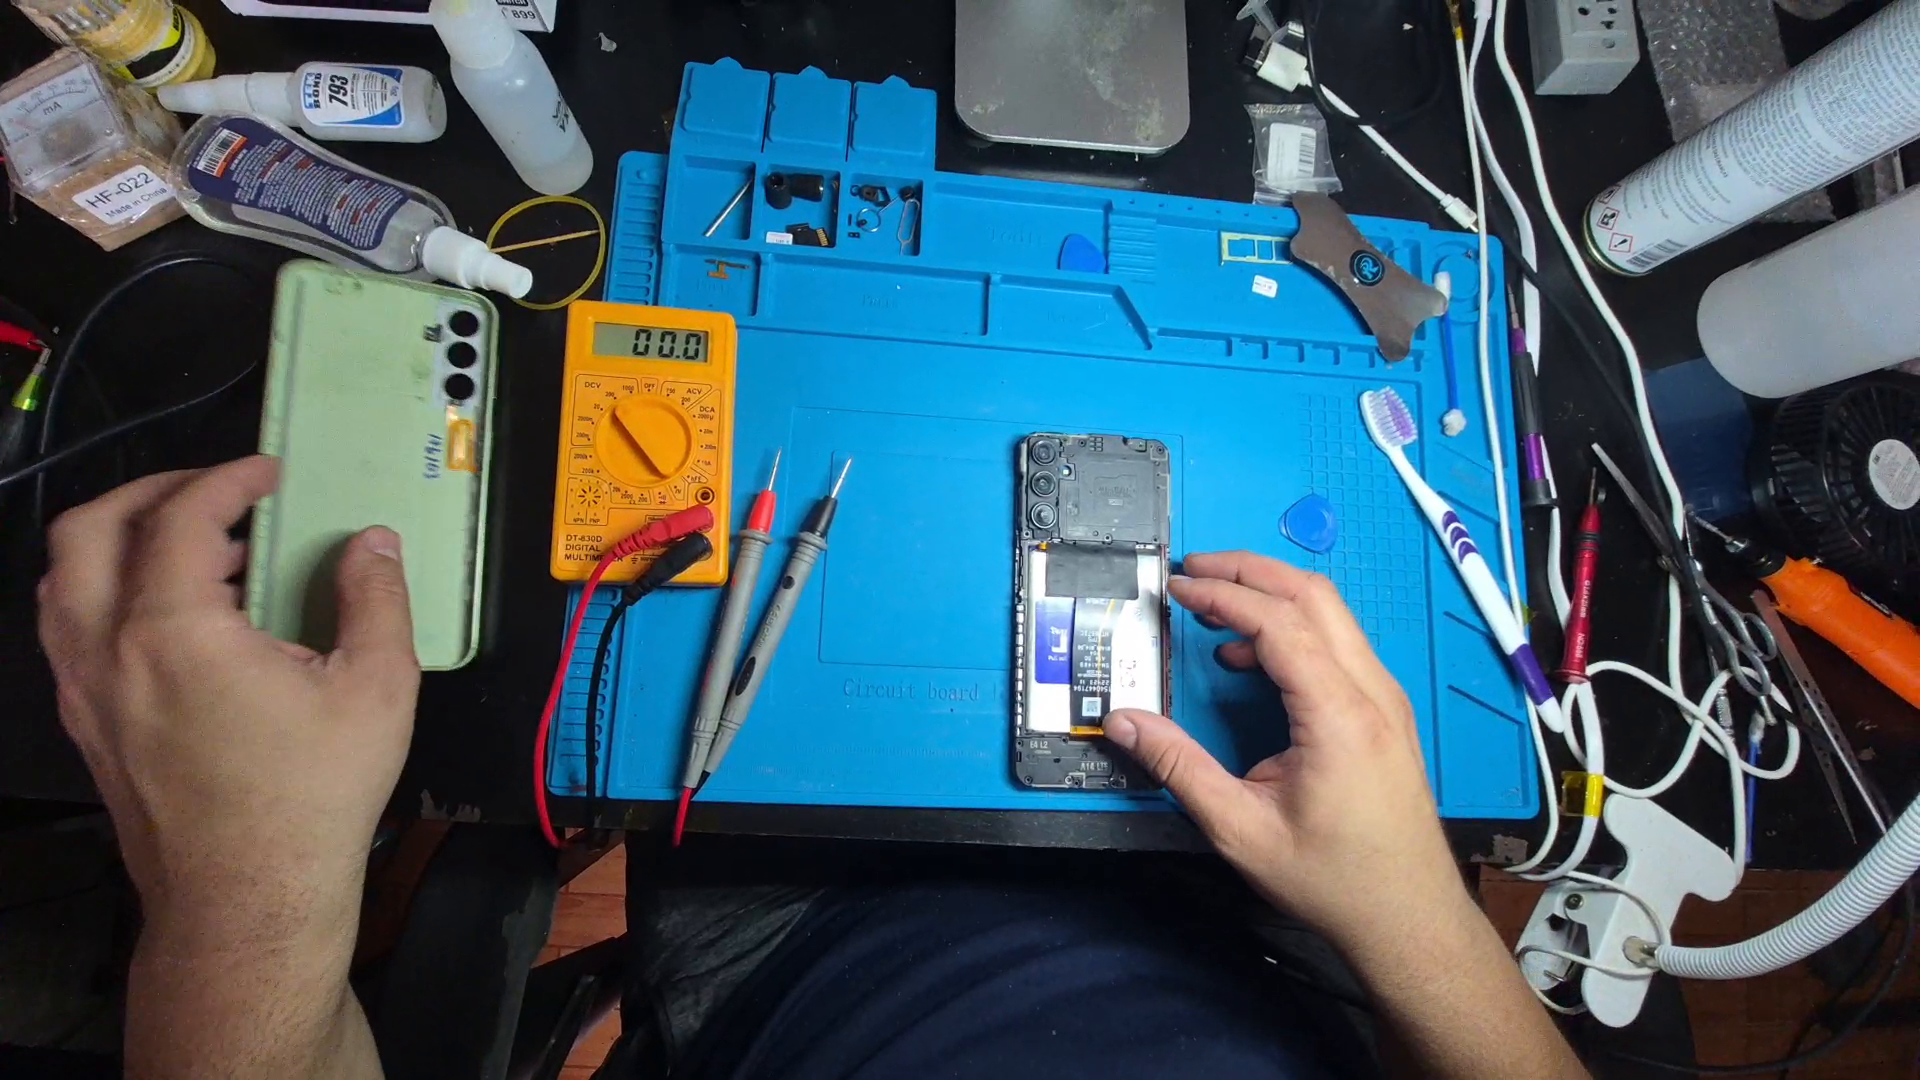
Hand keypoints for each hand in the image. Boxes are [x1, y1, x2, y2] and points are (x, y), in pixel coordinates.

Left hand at [37, 456, 418, 932]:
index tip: (269, 471)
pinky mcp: (88, 721)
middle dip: (153, 492)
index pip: (176, 522)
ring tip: (207, 543)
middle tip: (221, 488)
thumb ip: (375, 599)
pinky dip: (120, 587)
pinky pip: (76, 625)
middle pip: (86, 534)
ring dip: (128, 538)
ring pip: (66, 580)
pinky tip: (188, 611)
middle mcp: (105, 652)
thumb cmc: (319, 781)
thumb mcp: (379, 682)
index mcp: (176, 634)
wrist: (249, 885)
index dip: (225, 481)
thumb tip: (373, 542)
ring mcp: (84, 690)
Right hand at [1103, 551, 1471, 958]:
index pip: (1279, 621)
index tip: (1177, 587)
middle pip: (1312, 595)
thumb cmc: (1331, 878)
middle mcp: (1371, 691)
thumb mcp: (1239, 828)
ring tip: (1211, 606)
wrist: (1411, 920)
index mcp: (1338, 714)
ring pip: (1329, 612)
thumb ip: (1177, 767)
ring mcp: (1383, 697)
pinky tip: (1246, 656)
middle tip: (1193, 571)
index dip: (1223, 594)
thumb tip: (1123, 720)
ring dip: (1269, 593)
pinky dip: (1287, 627)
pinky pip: (1334, 641)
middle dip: (1249, 569)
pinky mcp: (1382, 708)